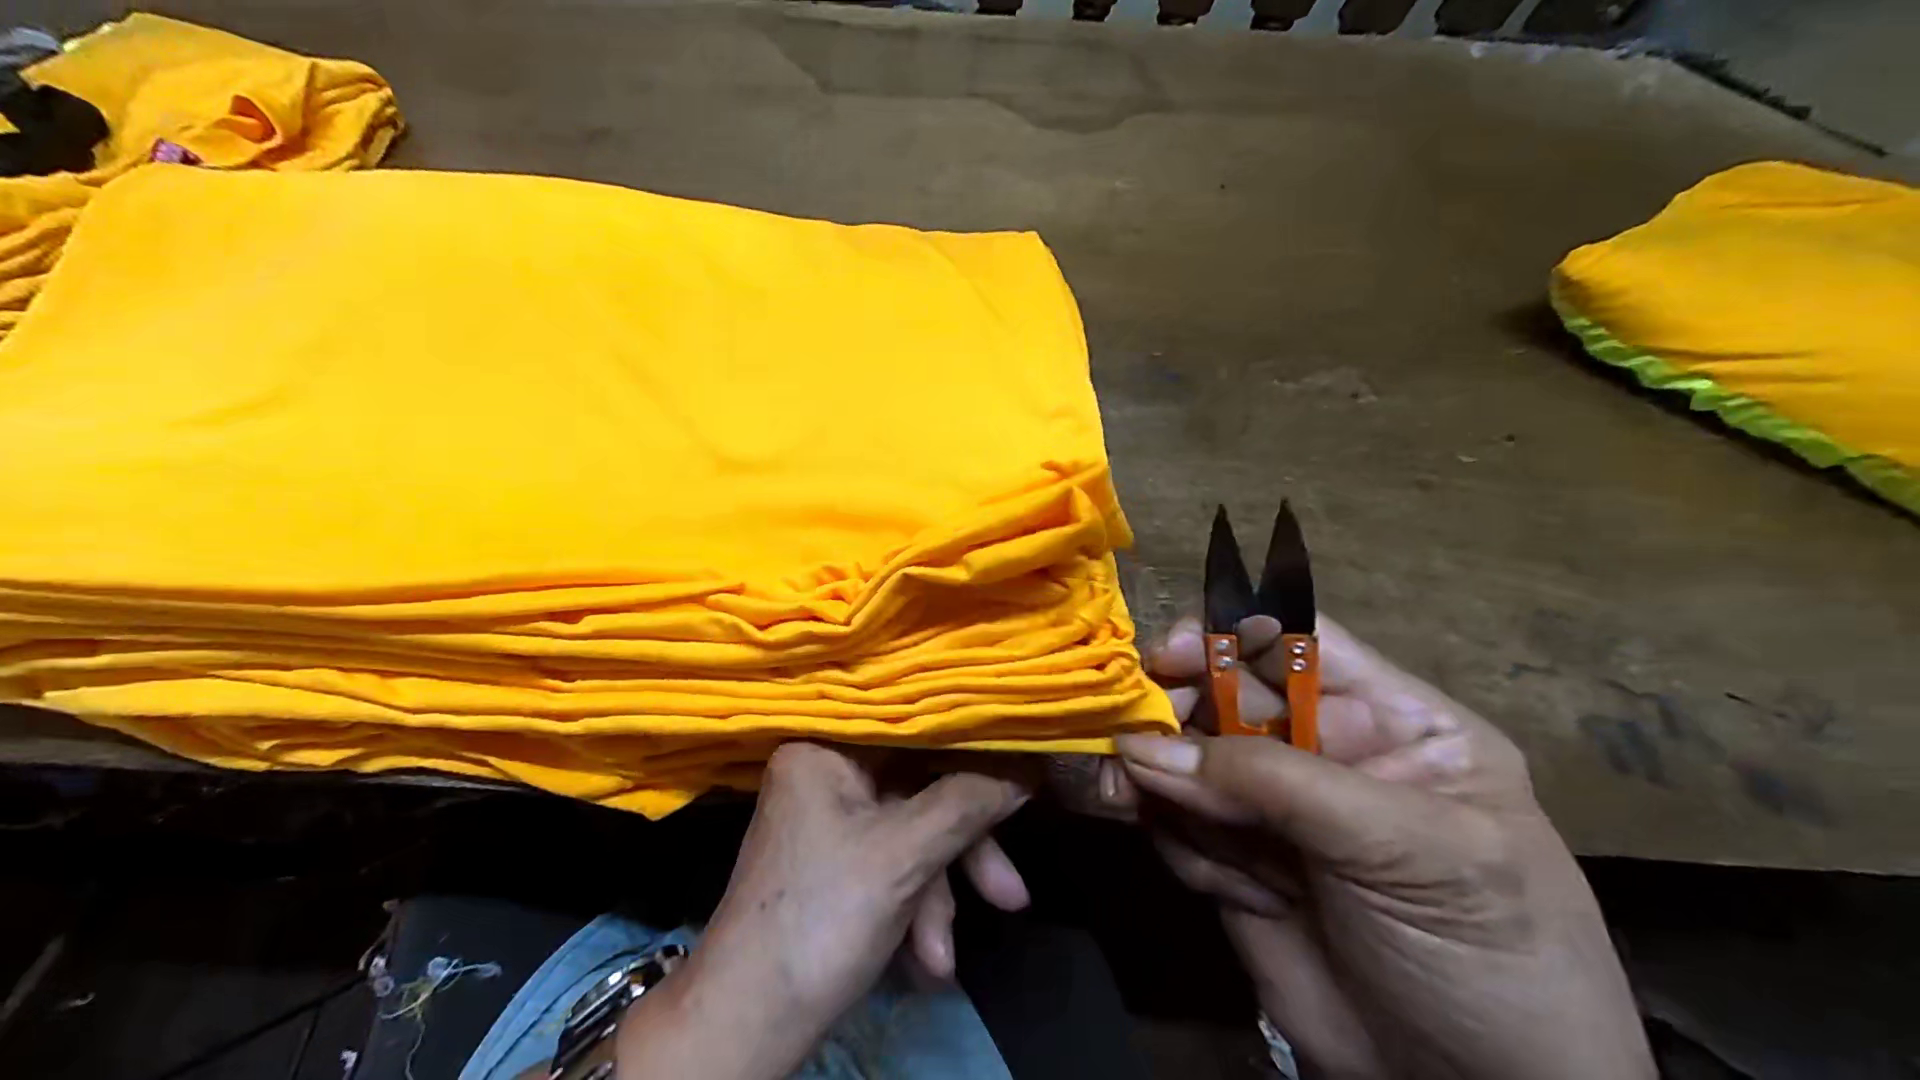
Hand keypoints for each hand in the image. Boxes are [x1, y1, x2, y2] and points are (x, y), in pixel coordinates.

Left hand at [615, 743, 1029, 1079]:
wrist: (747, 1025)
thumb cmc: (820, 918)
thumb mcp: (902, 856)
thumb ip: (968, 803)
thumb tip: (1027, 770)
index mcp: (824, 750)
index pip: (914, 727)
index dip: (971, 745)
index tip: (1023, 769)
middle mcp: (825, 773)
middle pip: (920, 788)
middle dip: (964, 850)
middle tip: (1010, 893)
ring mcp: (831, 819)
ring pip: (912, 832)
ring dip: (940, 894)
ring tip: (944, 959)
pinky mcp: (838, 862)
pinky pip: (894, 862)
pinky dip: (916, 907)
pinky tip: (927, 960)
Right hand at [1109, 615, 1652, 1079]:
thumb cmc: (1486, 954)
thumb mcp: (1408, 848)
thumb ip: (1275, 784)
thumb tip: (1144, 748)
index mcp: (1390, 720)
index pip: (1298, 645)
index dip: (1231, 635)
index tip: (1167, 654)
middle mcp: (1322, 749)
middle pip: (1224, 694)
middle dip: (1180, 715)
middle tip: (1136, 741)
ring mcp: (1273, 806)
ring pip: (1186, 757)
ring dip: (1169, 789)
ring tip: (1183, 832)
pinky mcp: (1233, 857)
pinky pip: (1175, 820)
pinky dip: (1181, 845)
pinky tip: (1235, 892)